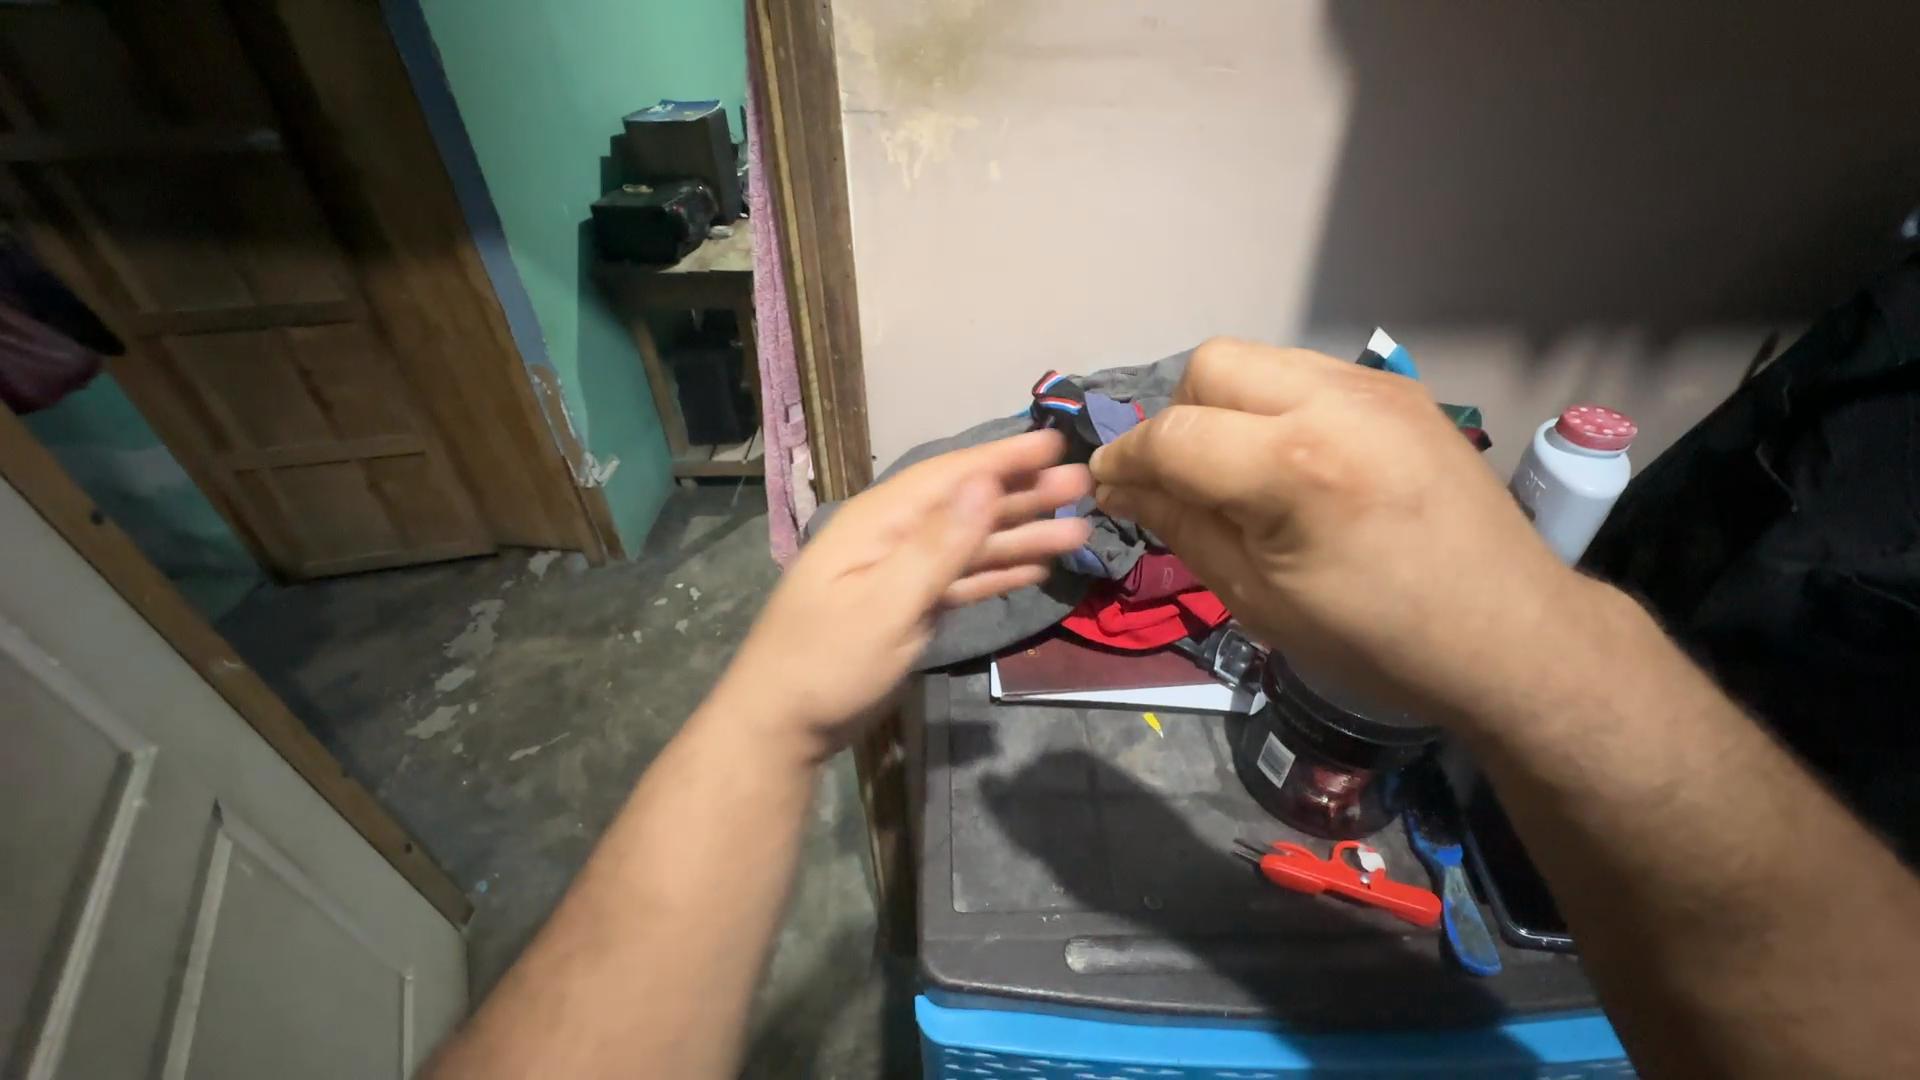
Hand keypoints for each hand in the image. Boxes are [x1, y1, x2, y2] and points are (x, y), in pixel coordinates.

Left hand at [714, 430, 1092, 762]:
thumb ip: (938, 545)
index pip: (951, 476)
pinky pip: (960, 580)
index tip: (1056, 443)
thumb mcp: (886, 603)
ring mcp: (900, 574)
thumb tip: (985, 483)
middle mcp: (893, 538)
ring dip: (1019, 536)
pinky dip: (994, 574)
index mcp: (880, 522)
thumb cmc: (828, 662)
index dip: (1004, 458)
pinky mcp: (907, 607)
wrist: (784, 724)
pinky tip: (1033, 568)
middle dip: (1023, 495)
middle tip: (1082, 485)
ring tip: (1075, 531)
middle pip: (967, 507)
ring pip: (969, 546)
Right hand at [1090, 338, 1584, 721]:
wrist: (1507, 632)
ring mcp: (1374, 387)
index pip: (1172, 436)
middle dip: (1175, 417)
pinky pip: (1302, 373)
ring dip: (1221, 406)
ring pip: (1255, 359)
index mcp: (1293, 469)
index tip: (1108, 486)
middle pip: (1210, 366)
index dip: (1125, 459)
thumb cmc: (1371, 635)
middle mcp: (1333, 404)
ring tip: (1232, 466)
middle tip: (1180, 476)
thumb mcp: (1253, 595)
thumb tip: (1123, 488)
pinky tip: (1287, 457)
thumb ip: (1180, 527)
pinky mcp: (1399, 389)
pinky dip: (1268, 404)